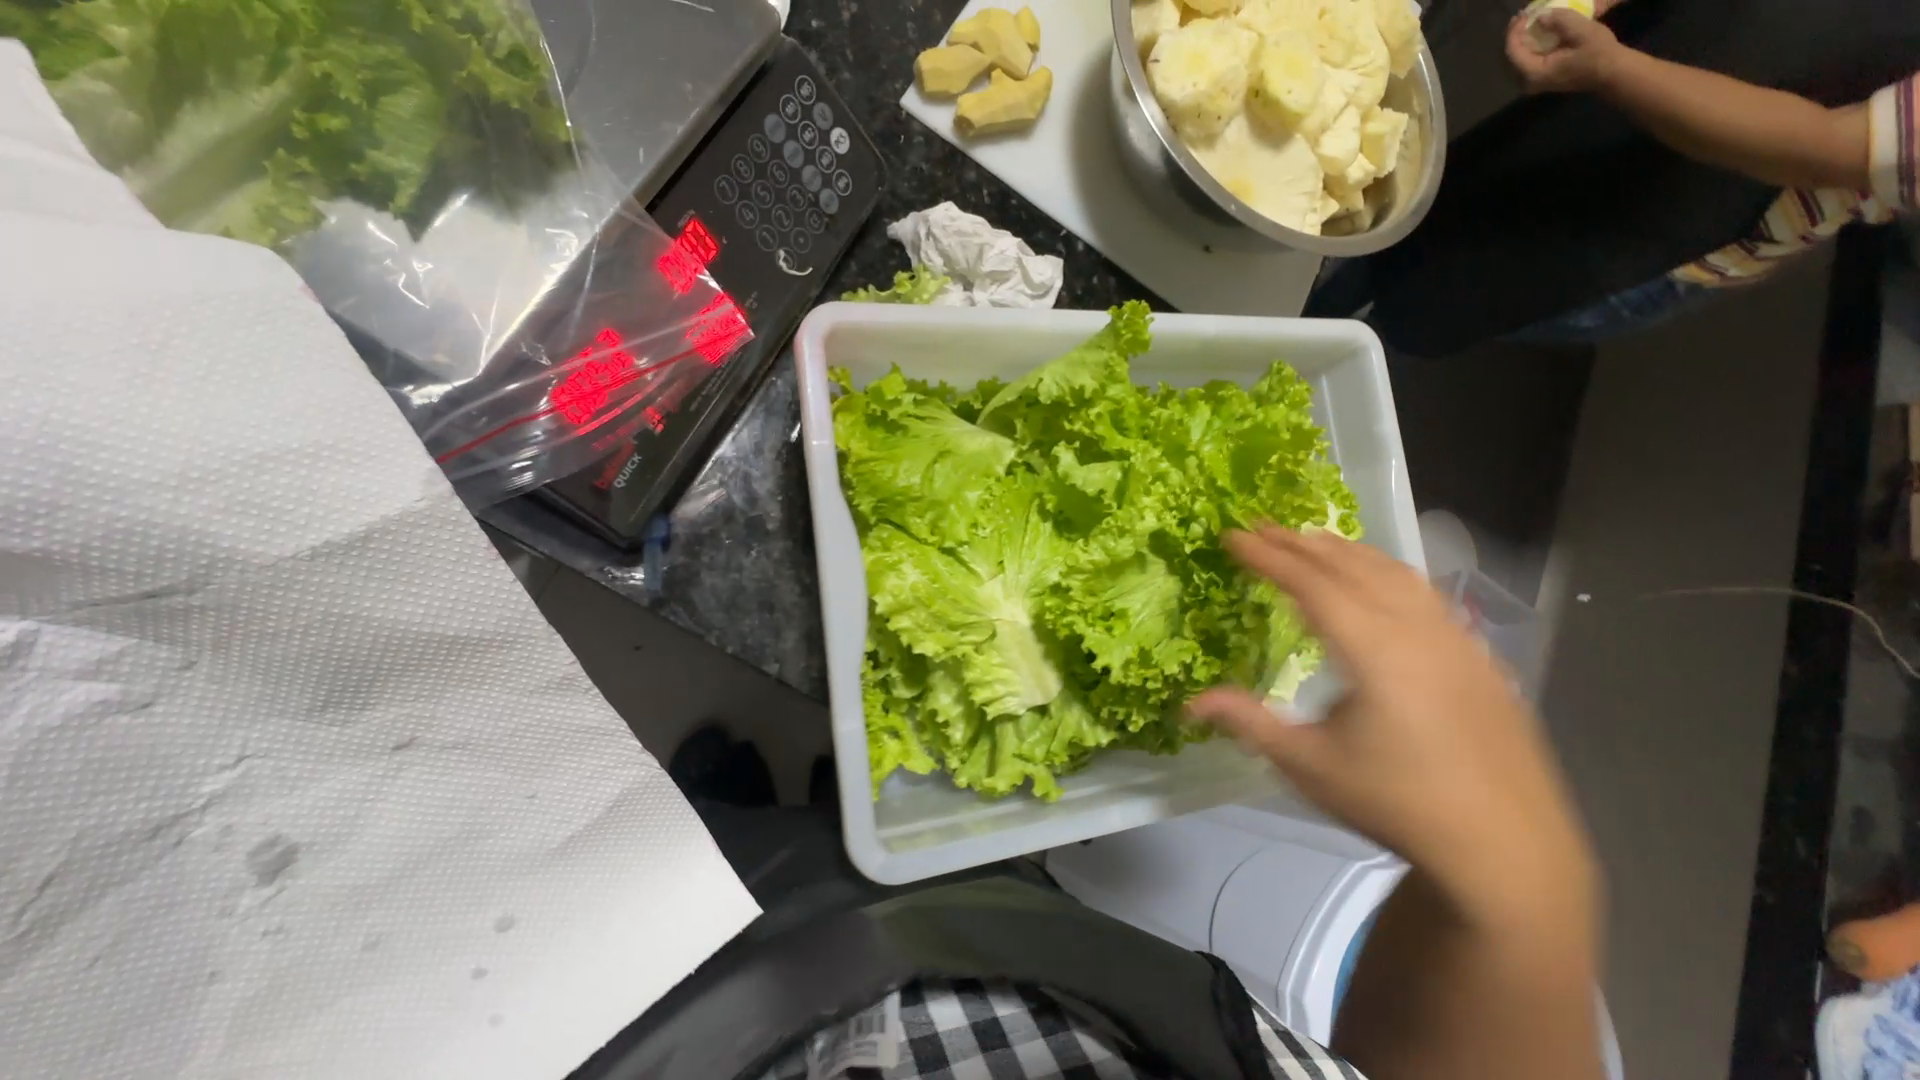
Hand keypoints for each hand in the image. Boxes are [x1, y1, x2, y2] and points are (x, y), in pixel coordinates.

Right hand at [1187, 528, 1596, 929]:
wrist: (1504, 844)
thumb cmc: (1395, 802)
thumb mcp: (1308, 765)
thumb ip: (1249, 722)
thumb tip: (1191, 702)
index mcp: (1372, 648)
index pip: (1310, 583)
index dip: (1267, 557)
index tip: (1233, 536)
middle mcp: (1416, 628)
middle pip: (1352, 566)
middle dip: (1302, 543)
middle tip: (1263, 528)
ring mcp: (1455, 638)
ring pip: (1395, 572)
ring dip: (1348, 551)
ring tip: (1312, 542)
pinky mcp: (1478, 656)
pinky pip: (1425, 592)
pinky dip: (1388, 572)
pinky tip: (1380, 583)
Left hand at [1506, 9, 1624, 94]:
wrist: (1610, 73)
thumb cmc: (1599, 52)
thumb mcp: (1584, 31)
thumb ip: (1562, 21)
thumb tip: (1541, 16)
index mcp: (1534, 72)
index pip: (1513, 51)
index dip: (1514, 31)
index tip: (1523, 14)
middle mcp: (1527, 81)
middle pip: (1510, 57)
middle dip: (1514, 35)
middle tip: (1521, 16)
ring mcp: (1532, 82)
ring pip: (1516, 60)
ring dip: (1520, 40)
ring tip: (1525, 22)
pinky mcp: (1539, 79)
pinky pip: (1525, 62)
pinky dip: (1527, 47)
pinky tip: (1533, 34)